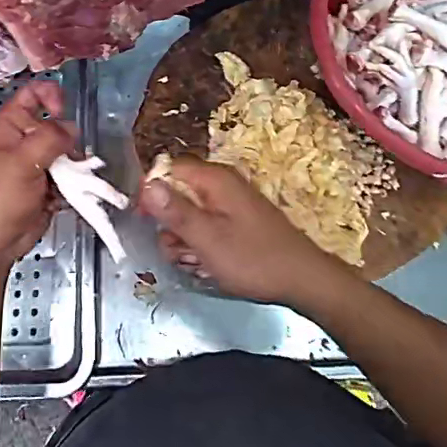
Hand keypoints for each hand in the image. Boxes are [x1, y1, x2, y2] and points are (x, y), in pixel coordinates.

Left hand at [0, 81, 75, 273]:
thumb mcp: (21, 162)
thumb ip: (51, 137)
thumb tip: (73, 128)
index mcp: (8, 128)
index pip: (32, 95)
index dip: (51, 97)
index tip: (64, 114)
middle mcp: (23, 143)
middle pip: (57, 126)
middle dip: (69, 140)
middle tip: (69, 158)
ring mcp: (36, 166)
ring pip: (67, 153)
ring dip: (74, 166)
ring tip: (70, 182)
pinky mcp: (47, 187)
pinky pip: (70, 177)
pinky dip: (73, 185)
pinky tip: (66, 197)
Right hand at [138, 158, 354, 306]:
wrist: (300, 277)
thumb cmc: (252, 258)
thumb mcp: (207, 238)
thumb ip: (175, 211)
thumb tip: (147, 184)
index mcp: (215, 180)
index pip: (169, 168)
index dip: (153, 192)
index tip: (146, 220)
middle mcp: (223, 185)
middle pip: (177, 195)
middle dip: (171, 226)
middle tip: (181, 252)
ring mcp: (232, 204)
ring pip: (190, 216)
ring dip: (185, 242)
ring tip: (198, 263)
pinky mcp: (238, 223)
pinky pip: (207, 228)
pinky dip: (202, 246)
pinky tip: (210, 265)